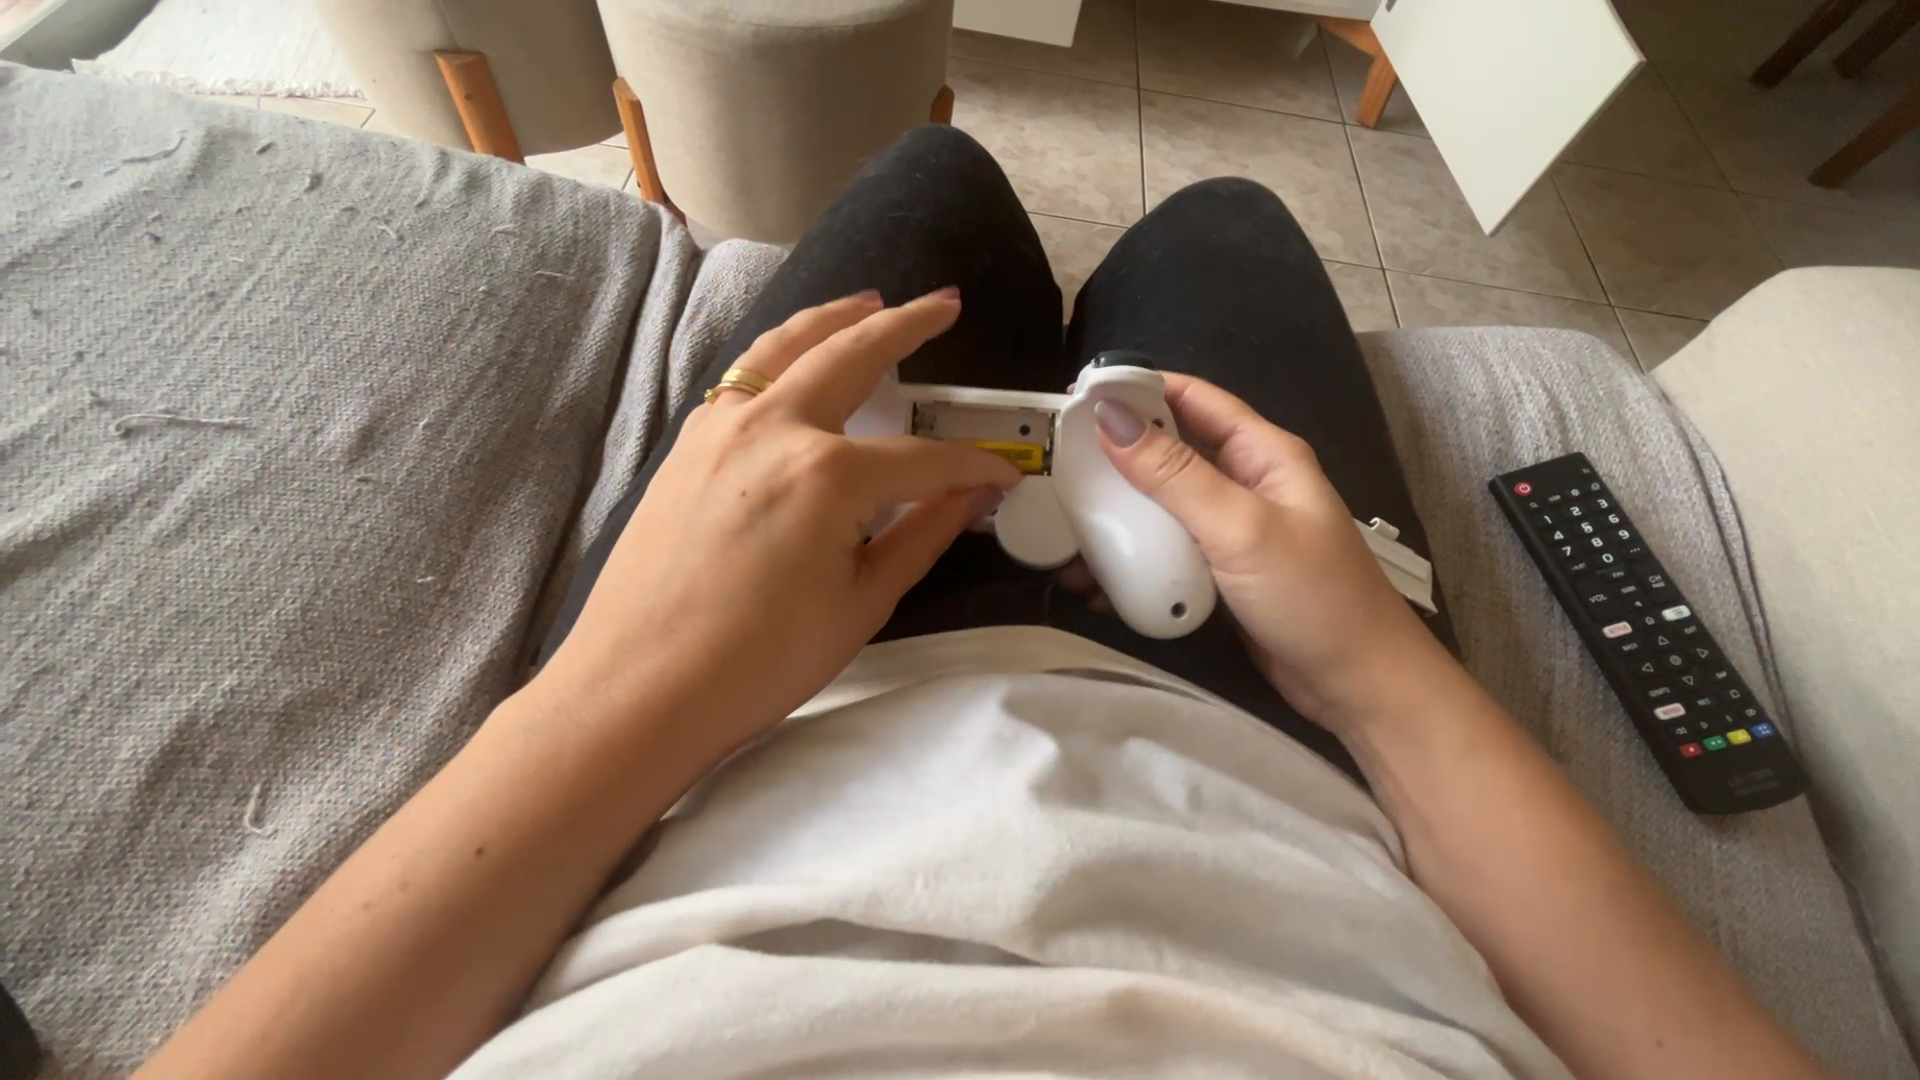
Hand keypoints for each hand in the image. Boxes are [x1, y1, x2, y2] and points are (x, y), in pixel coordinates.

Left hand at [536, 289, 1020, 756]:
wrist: (638, 689)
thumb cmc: (759, 662)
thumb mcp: (861, 604)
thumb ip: (922, 535)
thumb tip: (975, 495)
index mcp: (827, 474)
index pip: (922, 459)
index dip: (971, 466)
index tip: (1005, 472)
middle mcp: (773, 428)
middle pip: (851, 356)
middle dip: (905, 325)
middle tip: (944, 304)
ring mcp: (720, 428)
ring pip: (785, 347)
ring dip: (834, 318)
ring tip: (869, 300)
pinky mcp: (686, 445)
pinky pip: (743, 378)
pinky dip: (781, 354)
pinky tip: (796, 363)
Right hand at [1091, 373, 1449, 729]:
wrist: (1356, 684)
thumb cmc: (1311, 596)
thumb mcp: (1240, 527)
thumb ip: (1174, 474)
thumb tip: (1111, 418)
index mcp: (1261, 453)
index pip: (1192, 399)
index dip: (1138, 389)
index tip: (1078, 398)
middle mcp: (1243, 483)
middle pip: (1168, 453)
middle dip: (1115, 458)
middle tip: (1057, 468)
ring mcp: (1228, 531)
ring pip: (1160, 507)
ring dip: (1117, 517)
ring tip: (1066, 531)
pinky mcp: (1216, 573)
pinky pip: (1165, 552)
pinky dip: (1131, 559)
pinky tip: (1098, 578)